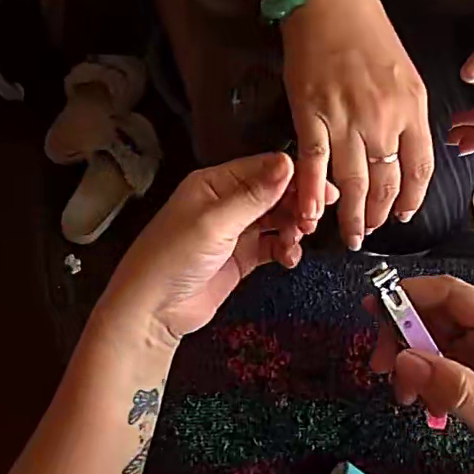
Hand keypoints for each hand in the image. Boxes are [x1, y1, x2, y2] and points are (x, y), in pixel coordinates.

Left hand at [100, 153, 330, 343]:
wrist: (153, 309)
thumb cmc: (170, 259)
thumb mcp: (214, 222)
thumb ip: (254, 195)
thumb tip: (287, 163)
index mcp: (214, 183)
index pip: (263, 168)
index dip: (294, 177)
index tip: (320, 190)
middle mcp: (225, 202)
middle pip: (274, 192)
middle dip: (298, 203)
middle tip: (312, 218)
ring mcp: (234, 231)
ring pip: (276, 218)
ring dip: (293, 226)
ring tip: (297, 237)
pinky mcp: (240, 257)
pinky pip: (272, 245)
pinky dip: (285, 248)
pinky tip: (288, 256)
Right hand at [282, 0, 432, 249]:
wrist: (328, 2)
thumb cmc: (365, 29)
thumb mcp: (404, 69)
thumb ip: (407, 110)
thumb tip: (401, 145)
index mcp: (412, 105)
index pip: (419, 167)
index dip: (410, 198)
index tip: (401, 214)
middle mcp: (384, 117)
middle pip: (385, 181)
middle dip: (378, 214)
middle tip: (369, 232)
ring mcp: (346, 118)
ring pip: (352, 181)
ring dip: (350, 215)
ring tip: (348, 235)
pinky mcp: (310, 115)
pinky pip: (313, 164)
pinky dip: (310, 193)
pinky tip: (310, 216)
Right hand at [368, 275, 473, 473]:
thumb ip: (456, 390)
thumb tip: (404, 358)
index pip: (454, 295)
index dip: (409, 295)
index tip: (372, 311)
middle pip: (440, 318)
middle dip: (404, 337)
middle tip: (381, 370)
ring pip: (441, 345)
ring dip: (414, 364)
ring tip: (405, 397)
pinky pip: (450, 370)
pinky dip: (430, 383)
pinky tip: (427, 408)